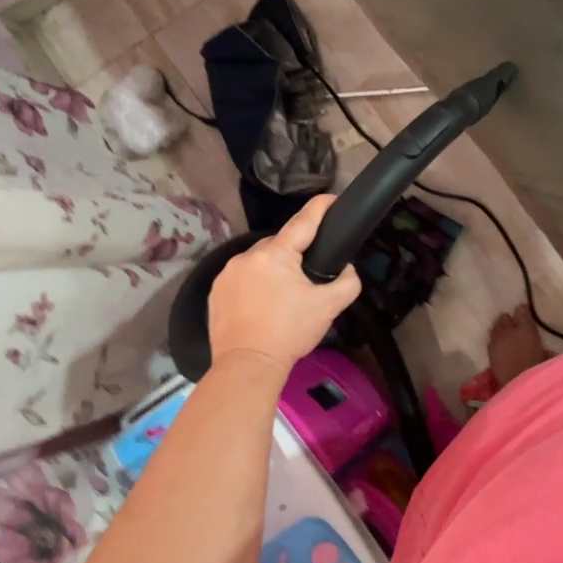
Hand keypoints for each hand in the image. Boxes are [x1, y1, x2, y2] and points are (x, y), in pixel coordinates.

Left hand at [207, 195, 361, 373]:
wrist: (248, 365)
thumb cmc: (289, 332)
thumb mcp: (329, 306)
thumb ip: (347, 281)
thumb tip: (346, 269)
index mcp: (276, 255)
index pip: (303, 222)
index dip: (320, 207)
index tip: (332, 198)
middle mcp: (247, 257)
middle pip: (280, 244)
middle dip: (295, 252)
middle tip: (310, 274)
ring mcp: (226, 274)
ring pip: (259, 261)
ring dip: (273, 268)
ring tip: (285, 293)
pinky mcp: (215, 291)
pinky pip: (242, 277)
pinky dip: (255, 283)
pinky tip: (264, 303)